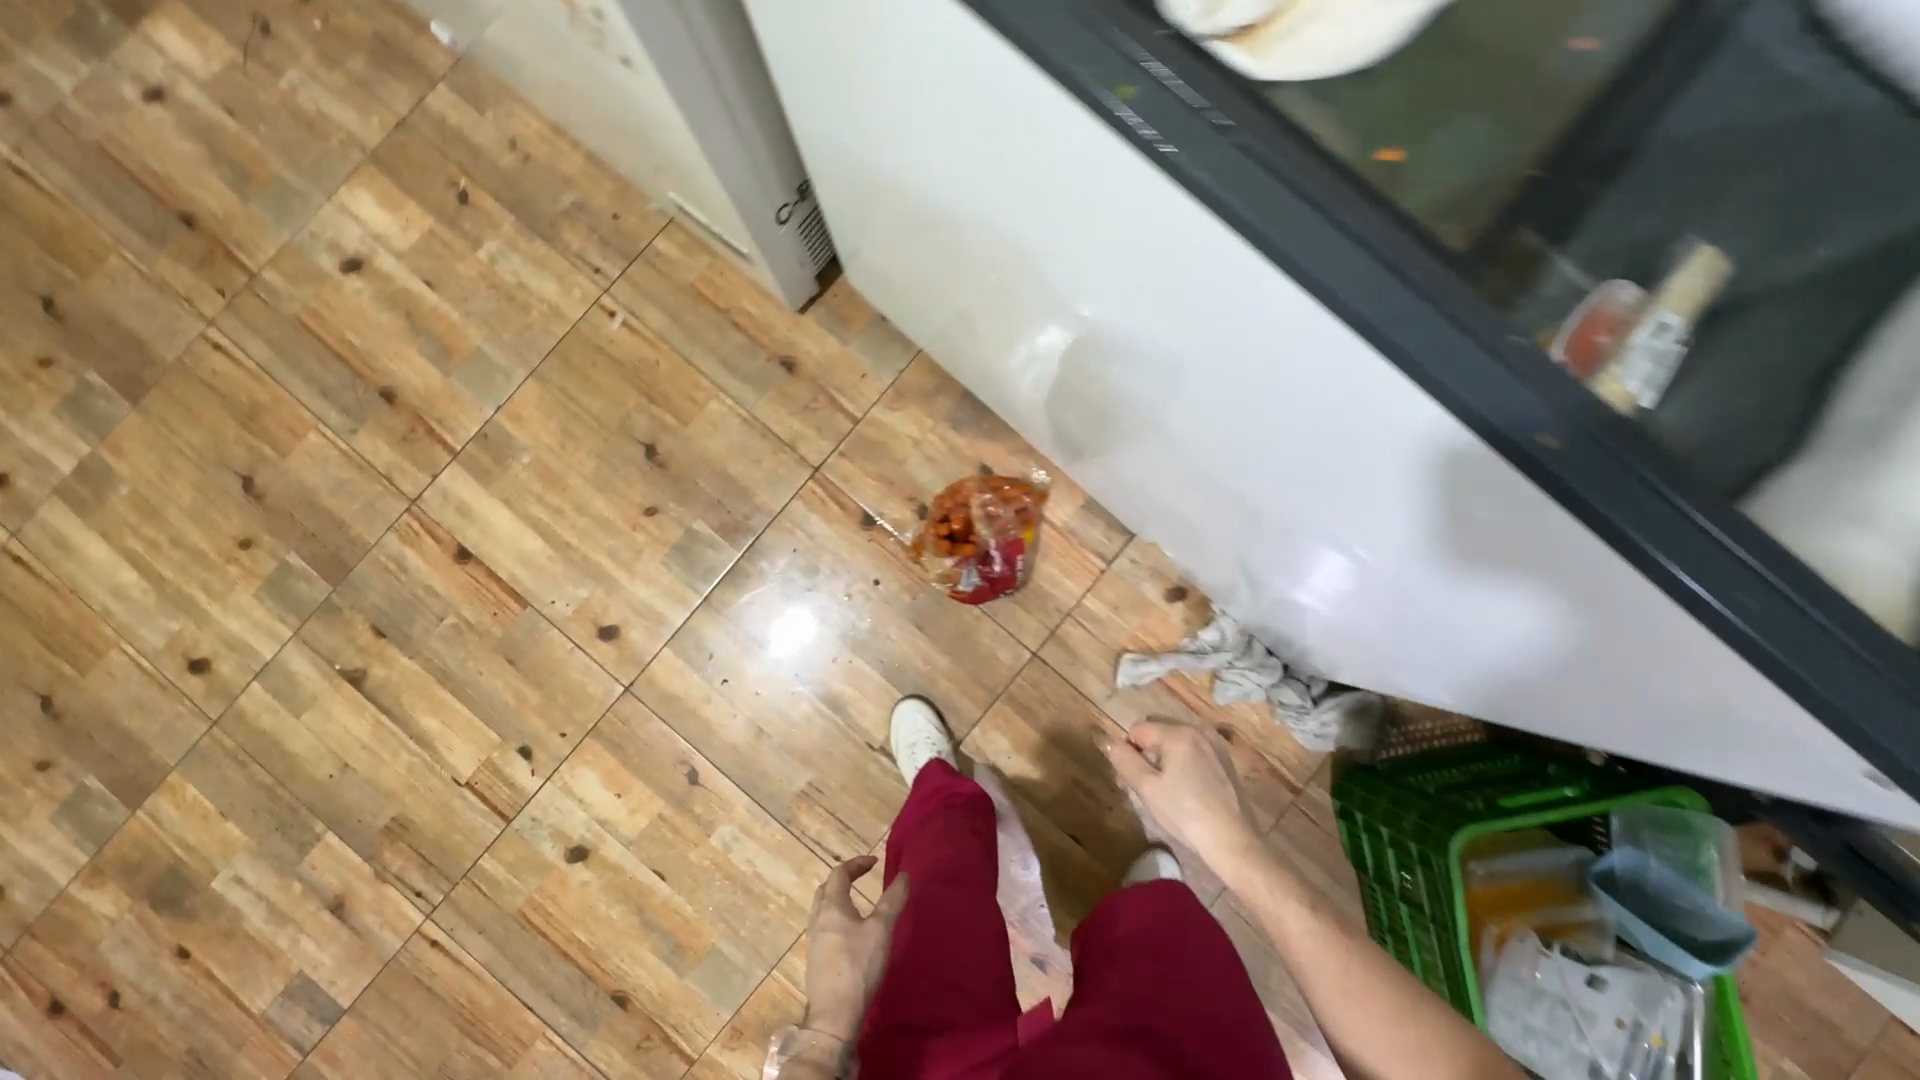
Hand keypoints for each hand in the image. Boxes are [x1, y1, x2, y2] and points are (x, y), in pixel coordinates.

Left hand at [801, 856, 908, 1040]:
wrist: (835, 1014)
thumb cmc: (859, 966)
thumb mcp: (881, 930)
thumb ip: (893, 901)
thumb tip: (904, 875)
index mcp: (832, 907)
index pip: (839, 874)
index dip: (856, 864)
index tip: (874, 862)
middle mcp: (818, 919)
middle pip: (825, 890)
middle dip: (843, 879)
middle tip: (862, 878)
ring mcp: (813, 941)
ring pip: (822, 910)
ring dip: (838, 900)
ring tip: (858, 905)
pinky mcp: (815, 960)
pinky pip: (823, 929)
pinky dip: (836, 920)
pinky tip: (850, 935)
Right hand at [1105, 718, 1262, 878]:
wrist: (1232, 841)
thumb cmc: (1185, 814)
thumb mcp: (1147, 788)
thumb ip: (1124, 760)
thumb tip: (1106, 740)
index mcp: (1178, 734)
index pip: (1138, 729)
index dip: (1129, 751)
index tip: (1134, 779)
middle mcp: (1199, 730)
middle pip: (1158, 727)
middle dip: (1146, 748)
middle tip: (1147, 783)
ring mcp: (1215, 744)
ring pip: (1177, 739)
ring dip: (1165, 754)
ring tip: (1167, 787)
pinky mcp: (1225, 760)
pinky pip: (1194, 749)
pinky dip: (1184, 760)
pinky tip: (1188, 788)